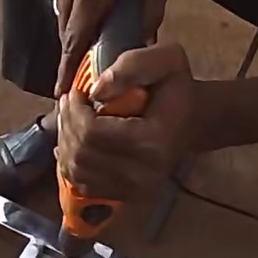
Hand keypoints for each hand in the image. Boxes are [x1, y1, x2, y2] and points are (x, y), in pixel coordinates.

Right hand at [49, 0, 178, 94]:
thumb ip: (151, 5)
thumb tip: (141, 36)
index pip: (74, 44)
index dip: (67, 72)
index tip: (62, 93)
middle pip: (65, 29)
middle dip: (74, 48)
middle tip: (89, 60)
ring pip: (62, 6)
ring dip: (76, 19)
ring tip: (96, 19)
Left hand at [56, 43, 197, 200]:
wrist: (193, 120)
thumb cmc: (177, 89)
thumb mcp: (166, 61)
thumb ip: (132, 67)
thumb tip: (96, 90)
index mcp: (152, 143)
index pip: (92, 132)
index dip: (75, 111)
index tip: (74, 93)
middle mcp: (142, 174)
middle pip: (81, 153)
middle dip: (67, 125)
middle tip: (67, 104)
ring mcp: (133, 191)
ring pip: (76, 169)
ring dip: (65, 142)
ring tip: (69, 120)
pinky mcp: (123, 197)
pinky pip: (80, 183)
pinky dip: (68, 162)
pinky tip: (71, 142)